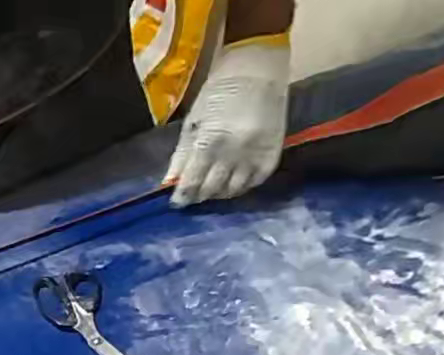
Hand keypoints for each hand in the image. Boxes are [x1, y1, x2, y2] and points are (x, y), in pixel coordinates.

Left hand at [165, 37, 290, 206]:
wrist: (257, 65)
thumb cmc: (217, 92)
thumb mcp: (192, 124)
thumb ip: (181, 156)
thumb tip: (169, 183)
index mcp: (209, 143)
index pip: (191, 184)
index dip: (181, 197)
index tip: (177, 201)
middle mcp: (234, 151)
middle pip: (211, 190)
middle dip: (199, 195)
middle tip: (194, 192)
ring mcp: (256, 151)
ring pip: (234, 189)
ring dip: (220, 192)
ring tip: (213, 186)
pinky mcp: (274, 147)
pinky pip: (258, 178)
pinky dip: (244, 185)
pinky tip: (234, 180)